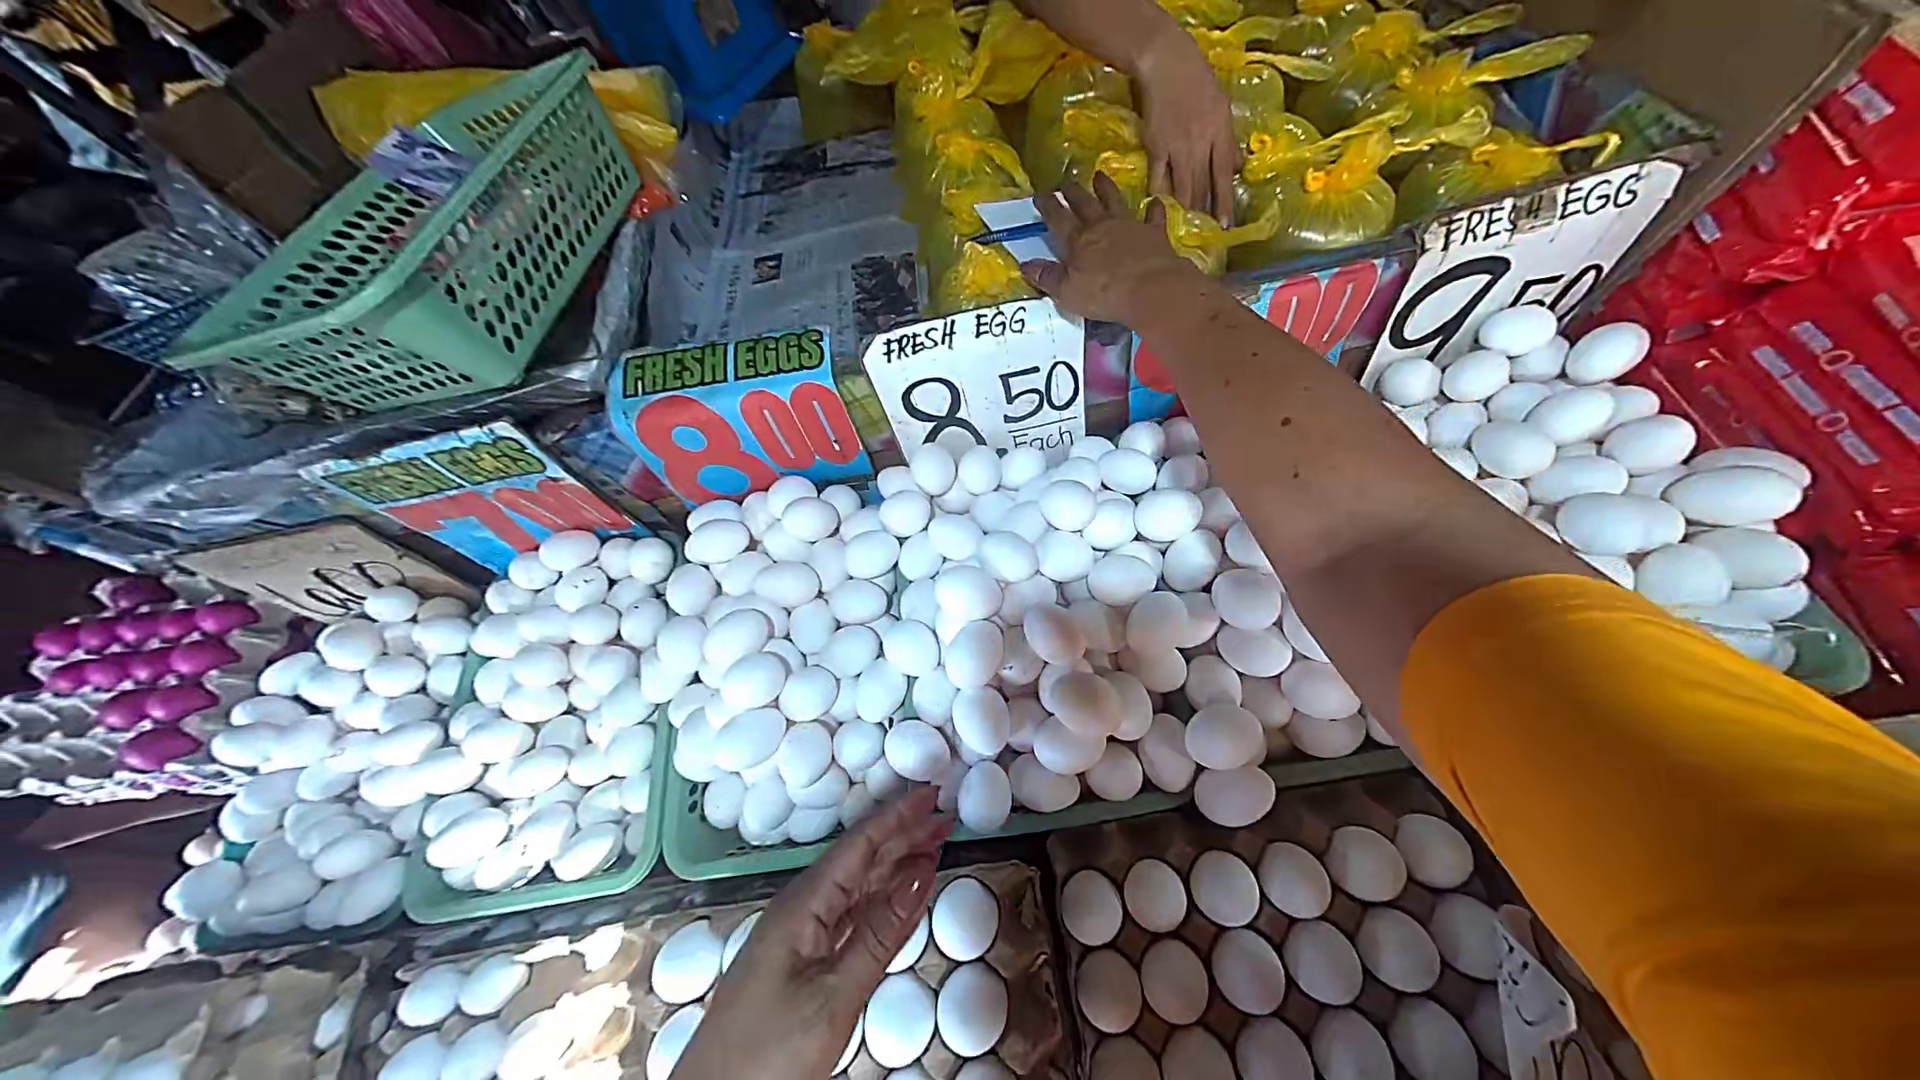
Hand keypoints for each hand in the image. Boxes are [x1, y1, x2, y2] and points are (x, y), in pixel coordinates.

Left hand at [672, 789, 952, 1079]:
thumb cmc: (767, 1055)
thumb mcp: (834, 996)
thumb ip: (880, 933)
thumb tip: (922, 873)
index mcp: (803, 903)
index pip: (859, 844)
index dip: (898, 815)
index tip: (932, 793)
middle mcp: (801, 906)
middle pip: (860, 857)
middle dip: (903, 833)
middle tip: (944, 817)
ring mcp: (801, 932)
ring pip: (858, 883)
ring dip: (896, 862)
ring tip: (934, 845)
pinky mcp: (803, 958)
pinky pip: (850, 912)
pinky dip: (882, 897)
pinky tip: (902, 894)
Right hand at [1021, 175, 1208, 323]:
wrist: (1150, 289)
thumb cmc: (1104, 294)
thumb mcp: (1068, 292)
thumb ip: (1047, 277)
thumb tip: (1026, 266)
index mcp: (1078, 241)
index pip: (1058, 219)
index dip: (1048, 206)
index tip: (1040, 193)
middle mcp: (1102, 226)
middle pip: (1084, 204)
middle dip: (1073, 193)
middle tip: (1066, 182)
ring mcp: (1129, 226)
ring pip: (1115, 201)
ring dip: (1106, 188)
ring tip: (1099, 176)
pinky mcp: (1153, 233)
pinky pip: (1153, 216)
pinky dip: (1153, 209)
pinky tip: (1154, 202)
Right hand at [1135, 27, 1239, 223]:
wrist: (1167, 64)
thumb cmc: (1196, 83)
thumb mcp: (1221, 107)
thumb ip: (1227, 141)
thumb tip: (1235, 167)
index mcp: (1220, 133)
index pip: (1223, 175)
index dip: (1224, 203)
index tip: (1225, 225)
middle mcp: (1201, 144)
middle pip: (1204, 185)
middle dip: (1205, 212)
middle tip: (1206, 236)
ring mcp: (1177, 147)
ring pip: (1184, 185)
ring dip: (1185, 209)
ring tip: (1186, 229)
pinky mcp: (1156, 147)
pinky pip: (1159, 177)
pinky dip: (1159, 194)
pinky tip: (1158, 209)